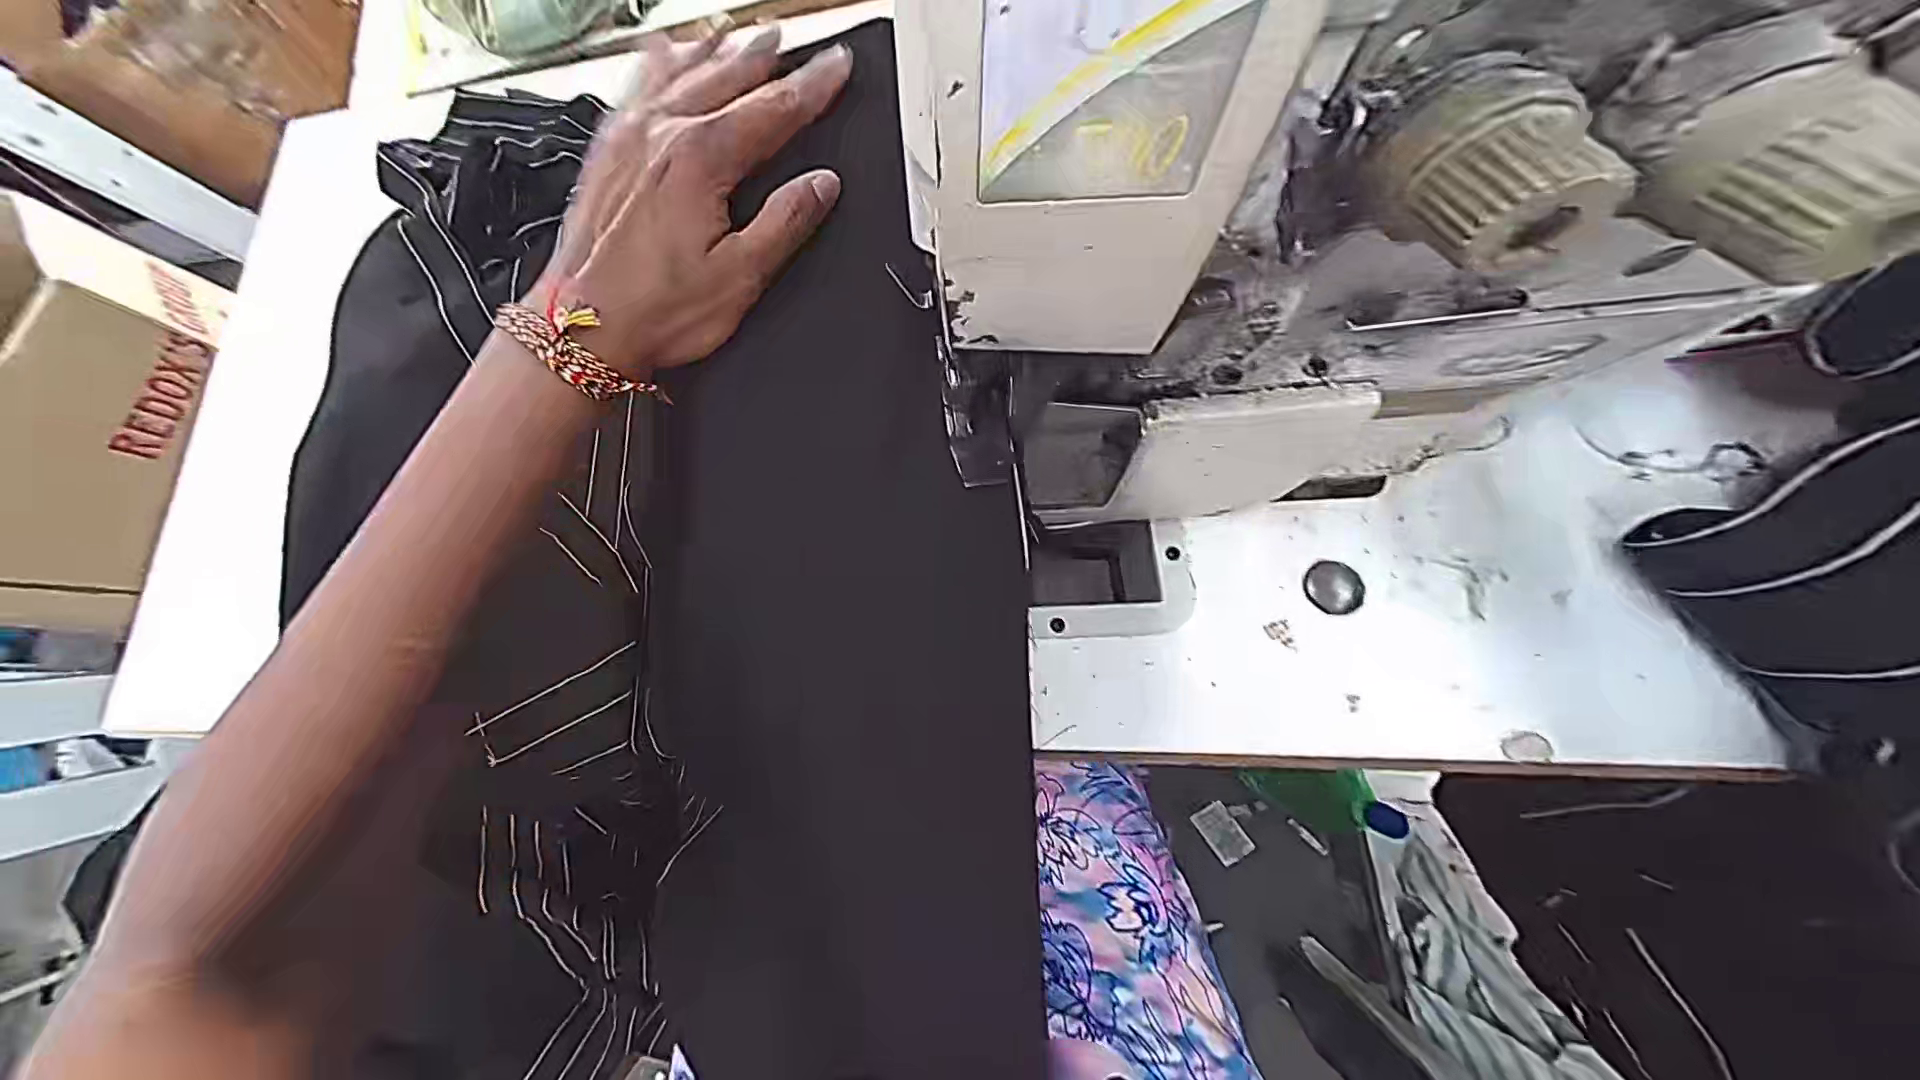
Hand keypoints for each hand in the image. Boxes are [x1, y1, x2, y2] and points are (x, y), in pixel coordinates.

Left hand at [530, 25, 851, 377]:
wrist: (585, 326)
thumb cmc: (656, 308)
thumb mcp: (740, 276)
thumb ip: (785, 223)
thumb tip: (820, 186)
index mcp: (700, 162)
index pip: (772, 111)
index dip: (812, 88)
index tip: (836, 67)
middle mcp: (661, 137)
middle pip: (728, 80)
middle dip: (772, 61)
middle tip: (802, 46)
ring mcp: (627, 139)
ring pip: (684, 73)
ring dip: (721, 51)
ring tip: (747, 37)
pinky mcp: (606, 153)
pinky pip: (638, 86)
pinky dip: (662, 62)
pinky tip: (669, 52)